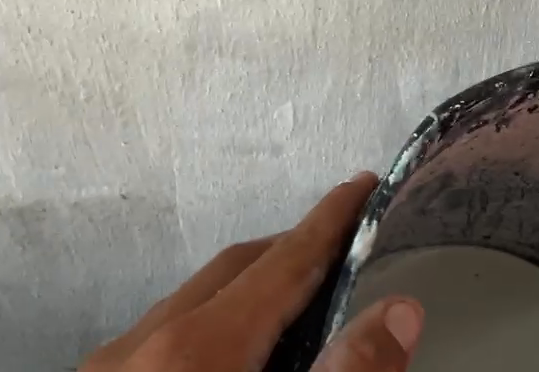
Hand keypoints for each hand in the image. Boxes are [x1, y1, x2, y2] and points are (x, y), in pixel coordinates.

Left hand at [82, 173, 424, 371]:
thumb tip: (401, 311)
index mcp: (194, 353)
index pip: (283, 260)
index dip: (330, 219)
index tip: (364, 184)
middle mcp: (137, 353)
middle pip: (232, 269)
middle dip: (291, 249)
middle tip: (342, 246)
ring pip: (185, 307)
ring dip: (244, 293)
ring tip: (289, 308)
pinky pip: (153, 344)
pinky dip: (203, 331)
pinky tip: (219, 369)